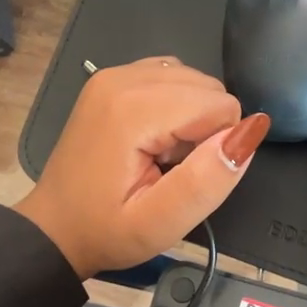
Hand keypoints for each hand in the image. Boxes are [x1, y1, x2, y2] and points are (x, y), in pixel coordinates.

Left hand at [15, 57, 271, 277]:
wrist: (54, 230)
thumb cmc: (106, 231)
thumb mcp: (160, 224)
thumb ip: (207, 179)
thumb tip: (251, 131)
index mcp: (133, 108)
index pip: (221, 106)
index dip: (216, 148)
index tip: (180, 176)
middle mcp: (123, 77)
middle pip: (208, 88)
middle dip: (203, 132)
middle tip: (168, 170)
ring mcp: (114, 74)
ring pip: (194, 81)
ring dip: (190, 120)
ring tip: (159, 158)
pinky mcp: (112, 79)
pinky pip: (172, 78)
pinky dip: (175, 108)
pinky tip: (153, 140)